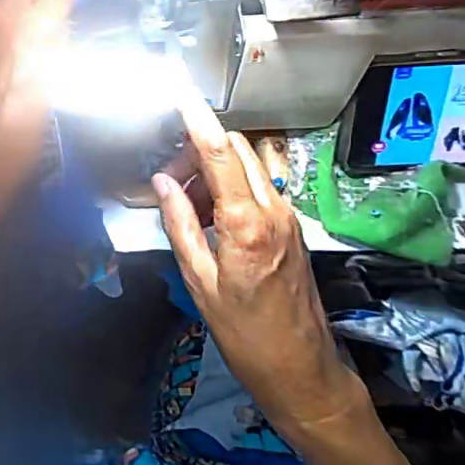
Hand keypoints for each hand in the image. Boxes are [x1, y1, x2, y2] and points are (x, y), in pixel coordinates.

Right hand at [151, 94, 368, 437]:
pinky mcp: (292, 226)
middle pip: (237, 149)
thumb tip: (162, 183)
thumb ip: (181, 224)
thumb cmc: (245, 333)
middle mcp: (274, 209)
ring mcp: (288, 216)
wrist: (302, 369)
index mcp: (247, 223)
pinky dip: (230, 184)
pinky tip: (210, 214)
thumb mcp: (200, 281)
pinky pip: (258, 185)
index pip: (221, 153)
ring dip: (216, 166)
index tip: (181, 95)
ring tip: (187, 200)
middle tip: (170, 179)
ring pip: (249, 164)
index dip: (198, 120)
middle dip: (199, 148)